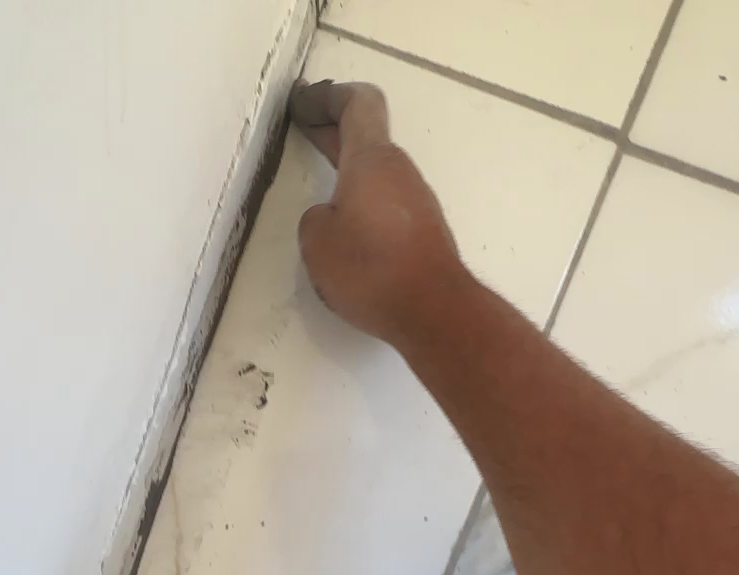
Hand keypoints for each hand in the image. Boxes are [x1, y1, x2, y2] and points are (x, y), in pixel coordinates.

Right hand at [290, 80, 473, 346]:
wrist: (432, 311)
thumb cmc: (371, 269)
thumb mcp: (317, 242)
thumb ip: (315, 218)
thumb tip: (332, 218)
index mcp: (371, 161)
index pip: (358, 105)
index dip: (330, 98)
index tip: (306, 105)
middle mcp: (399, 173)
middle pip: (366, 141)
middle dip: (334, 134)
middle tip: (307, 133)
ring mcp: (416, 204)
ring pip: (377, 178)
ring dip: (350, 177)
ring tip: (324, 196)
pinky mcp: (423, 234)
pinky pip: (387, 208)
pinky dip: (365, 207)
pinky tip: (350, 235)